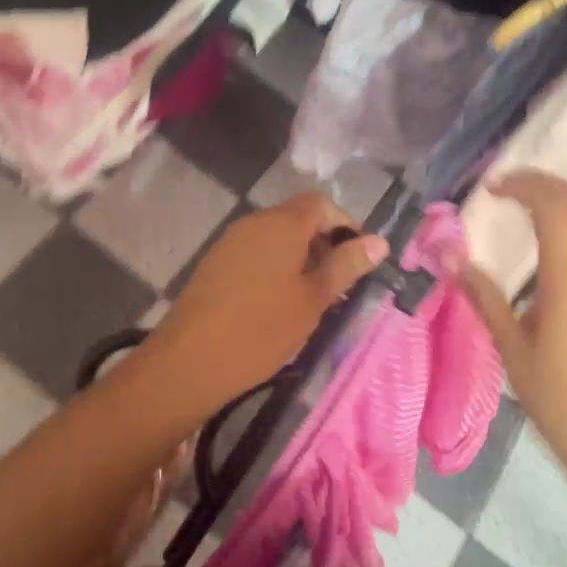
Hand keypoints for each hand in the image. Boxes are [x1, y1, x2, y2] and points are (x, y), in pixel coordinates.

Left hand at [146, 193, 387, 409]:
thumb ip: (346, 266)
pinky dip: (275, 269)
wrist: (187, 363)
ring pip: (277, 238)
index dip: (346, 224)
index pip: (322, 203)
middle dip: (325, 244)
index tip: (359, 260)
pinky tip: (279, 305)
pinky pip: (256, 254)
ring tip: (313, 299)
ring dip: (300, 259)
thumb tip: (379, 241)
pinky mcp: (215, 265)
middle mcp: (255, 222)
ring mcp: (231, 242)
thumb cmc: (261, 329)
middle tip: (340, 285)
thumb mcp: (313, 300)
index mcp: (283, 223)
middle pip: (299, 218)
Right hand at [460, 172, 566, 470]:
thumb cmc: (555, 394)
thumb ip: (482, 295)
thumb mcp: (509, 346)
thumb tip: (448, 255)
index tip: (491, 187)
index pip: (554, 209)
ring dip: (559, 196)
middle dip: (542, 182)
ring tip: (521, 197)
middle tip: (505, 183)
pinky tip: (544, 230)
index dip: (524, 186)